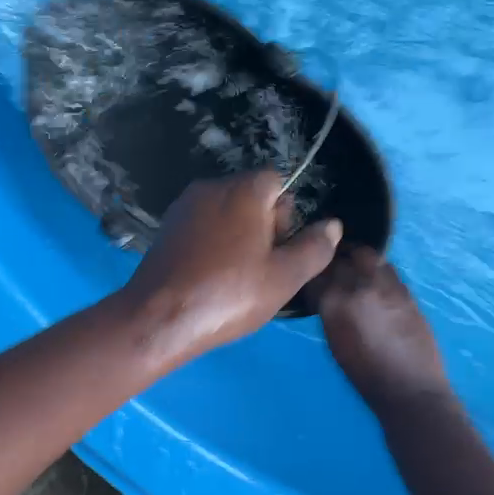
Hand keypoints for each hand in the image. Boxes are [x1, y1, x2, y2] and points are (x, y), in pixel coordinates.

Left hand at [124, 172, 341, 351]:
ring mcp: (184, 204)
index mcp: (241, 190)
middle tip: (262, 264)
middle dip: (263, 223)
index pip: (276, 180)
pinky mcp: (167, 224)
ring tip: (238, 273)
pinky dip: (214, 241)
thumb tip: (332, 224)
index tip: (281, 245)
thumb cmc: (230, 292)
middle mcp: (209, 187)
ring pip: (226, 210)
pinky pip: (203, 223)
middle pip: (250, 193)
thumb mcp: (285, 276)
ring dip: (239, 234)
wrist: (161, 314)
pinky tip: (213, 273)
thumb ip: (313, 247)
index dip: (286, 213)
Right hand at [313, 246, 452, 413]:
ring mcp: (388, 288)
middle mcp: (360, 287)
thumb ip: (326, 305)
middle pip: (343, 254)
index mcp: (334, 301)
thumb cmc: (363, 371)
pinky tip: (374, 282)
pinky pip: (388, 270)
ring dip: (359, 258)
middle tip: (331, 260)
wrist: (409, 389)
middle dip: (336, 254)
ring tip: (354, 266)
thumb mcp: (331, 336)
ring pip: (369, 256)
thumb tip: (322, 288)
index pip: (316, 268)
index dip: (313, 266)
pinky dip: (378, 270)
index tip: (310, 268)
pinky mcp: (408, 293)